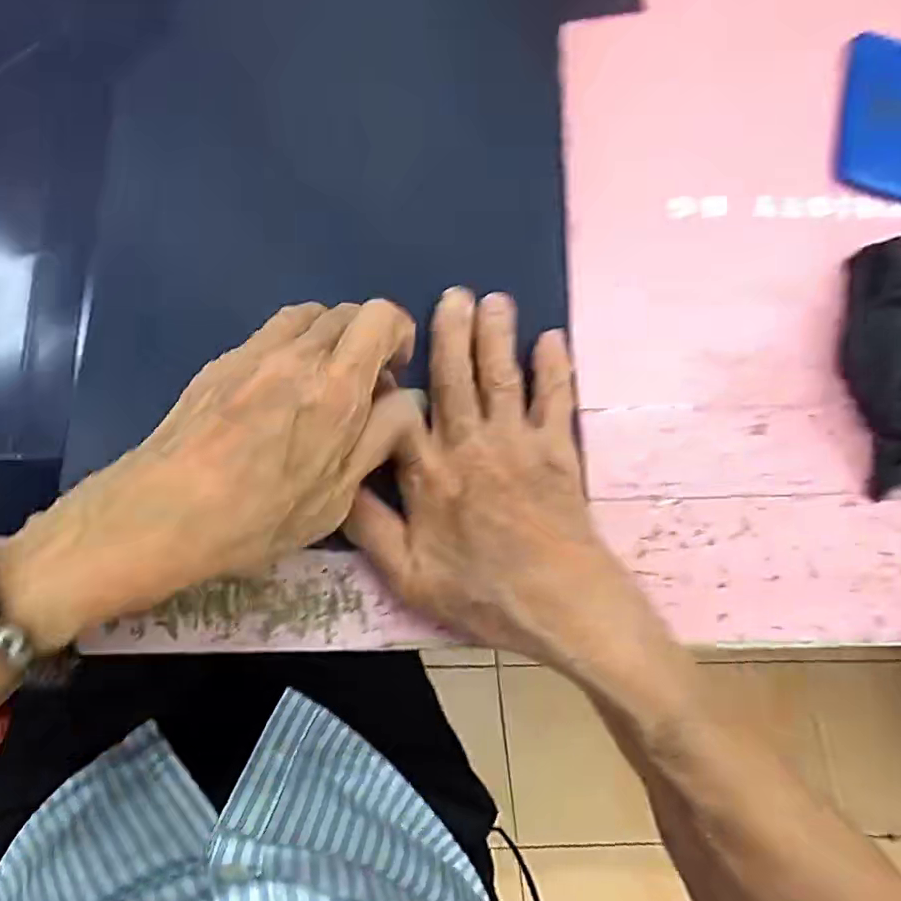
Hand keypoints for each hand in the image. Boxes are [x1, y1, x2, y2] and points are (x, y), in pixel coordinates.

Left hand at [0, 300, 423, 649]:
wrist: (166, 509)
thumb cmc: (256, 518)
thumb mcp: (334, 497)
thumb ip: (377, 439)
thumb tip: (401, 399)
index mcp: (335, 387)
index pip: (381, 317)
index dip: (397, 336)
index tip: (390, 375)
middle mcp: (294, 356)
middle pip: (343, 312)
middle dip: (362, 340)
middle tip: (355, 386)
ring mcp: (249, 354)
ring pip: (302, 318)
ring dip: (322, 339)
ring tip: (315, 384)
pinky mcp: (216, 364)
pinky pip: (264, 338)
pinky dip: (284, 350)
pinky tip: (270, 394)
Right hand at [344, 288, 661, 674]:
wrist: (564, 607)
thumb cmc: (479, 592)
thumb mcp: (405, 574)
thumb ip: (368, 527)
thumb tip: (336, 485)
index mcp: (428, 476)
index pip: (399, 414)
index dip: (386, 379)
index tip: (377, 347)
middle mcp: (470, 448)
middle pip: (456, 381)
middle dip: (452, 335)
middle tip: (453, 293)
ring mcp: (518, 446)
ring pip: (502, 379)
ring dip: (497, 337)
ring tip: (494, 299)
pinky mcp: (558, 453)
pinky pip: (556, 401)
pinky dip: (555, 369)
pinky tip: (553, 339)